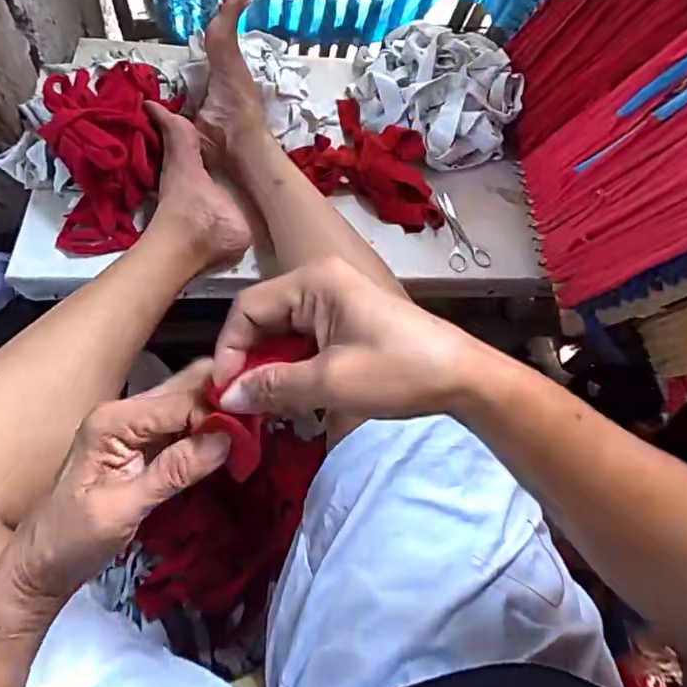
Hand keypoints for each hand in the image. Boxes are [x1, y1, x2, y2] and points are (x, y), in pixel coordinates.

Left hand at [6, 361, 232, 603]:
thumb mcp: (120, 510)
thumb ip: (172, 471)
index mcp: (114, 419)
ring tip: (254, 427)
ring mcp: (134, 425)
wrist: (40, 565)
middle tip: (261, 417)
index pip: (179, 402)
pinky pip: (183, 425)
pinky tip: (232, 439)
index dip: (217, 412)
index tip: (254, 428)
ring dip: (220, 413)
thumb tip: (225, 440)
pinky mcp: (144, 442)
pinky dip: (209, 429)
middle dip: (223, 399)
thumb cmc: (71, 540)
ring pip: (188, 402)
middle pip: (185, 389)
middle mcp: (124, 411)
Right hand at [211, 258, 494, 420]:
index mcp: (314, 280)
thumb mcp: (332, 382)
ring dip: (269, 367)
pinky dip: (291, 366)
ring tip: (266, 406)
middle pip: (262, 318)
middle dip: (249, 360)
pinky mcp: (343, 319)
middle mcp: (318, 281)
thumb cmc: (400, 370)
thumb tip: (227, 397)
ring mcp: (332, 299)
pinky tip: (291, 395)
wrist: (463, 376)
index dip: (230, 349)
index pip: (247, 307)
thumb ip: (273, 386)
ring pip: (280, 332)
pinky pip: (302, 339)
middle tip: (242, 404)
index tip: (224, 392)